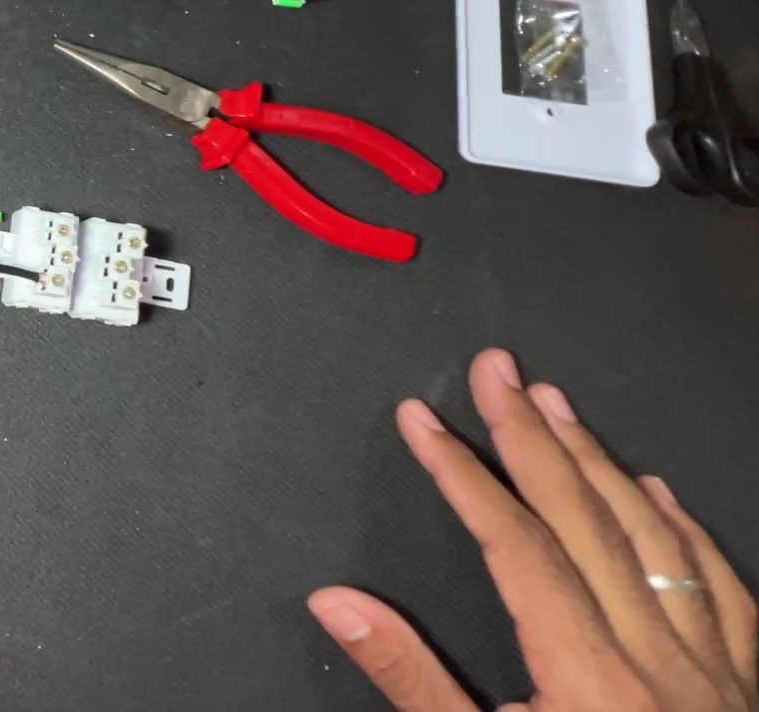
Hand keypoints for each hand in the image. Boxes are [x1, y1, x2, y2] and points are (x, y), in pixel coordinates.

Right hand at [310, 348, 757, 710]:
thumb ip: (409, 678)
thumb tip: (333, 599)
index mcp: (593, 678)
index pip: (516, 544)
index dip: (461, 472)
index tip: (418, 417)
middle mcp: (663, 663)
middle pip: (587, 522)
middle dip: (531, 436)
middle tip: (497, 370)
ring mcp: (717, 677)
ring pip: (656, 543)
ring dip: (600, 463)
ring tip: (558, 403)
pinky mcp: (746, 693)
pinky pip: (725, 595)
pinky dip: (687, 534)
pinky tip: (660, 491)